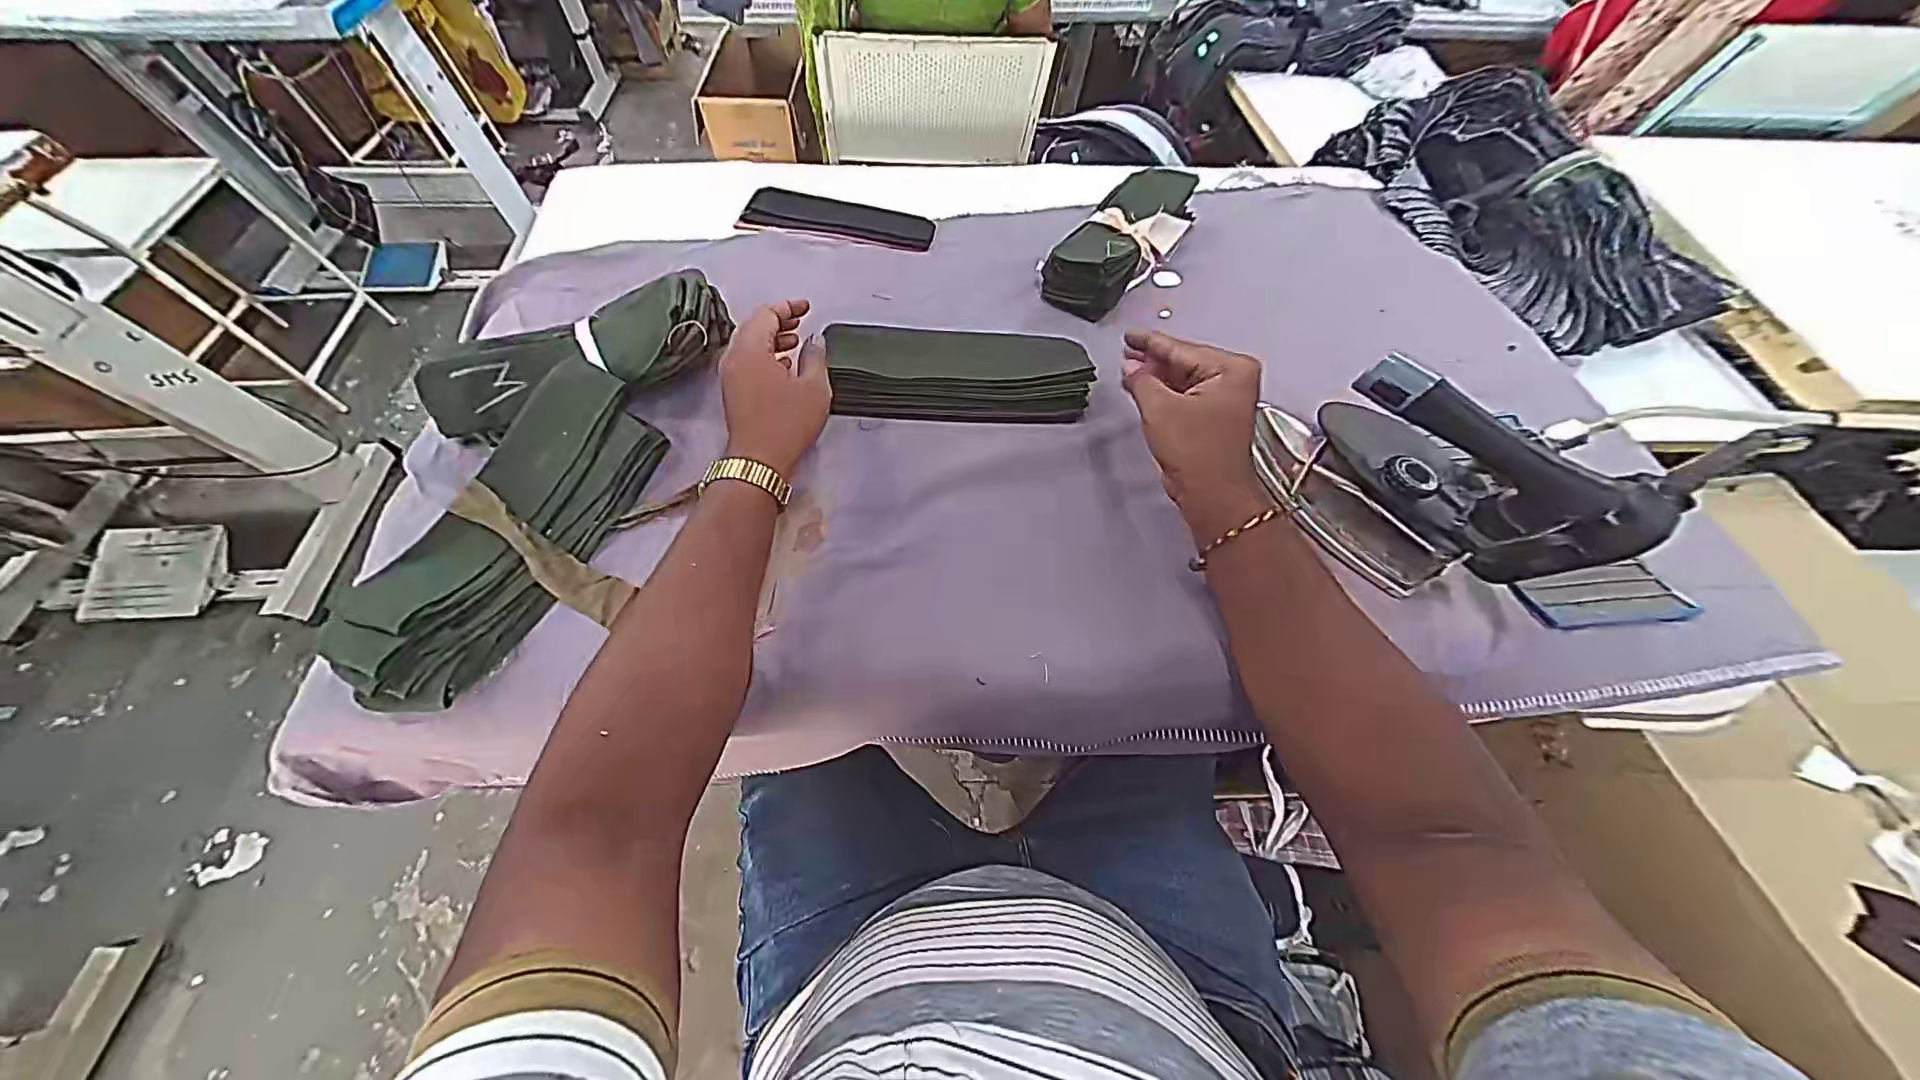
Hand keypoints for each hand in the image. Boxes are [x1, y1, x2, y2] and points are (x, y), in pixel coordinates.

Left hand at [720, 299, 830, 476]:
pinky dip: (766, 357)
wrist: (759, 460)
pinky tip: (785, 367)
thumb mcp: (815, 388)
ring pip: (750, 346)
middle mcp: (734, 358)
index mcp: (751, 349)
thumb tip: (814, 341)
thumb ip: (816, 357)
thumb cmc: (787, 424)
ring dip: (773, 340)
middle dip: (779, 321)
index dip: (788, 307)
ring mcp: (730, 376)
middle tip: (802, 321)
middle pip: (754, 327)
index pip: (766, 314)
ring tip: (796, 343)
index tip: (806, 308)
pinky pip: (748, 363)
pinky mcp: (733, 392)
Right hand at [1121, 329, 1270, 541]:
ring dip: (1157, 379)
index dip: (1151, 342)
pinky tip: (1147, 393)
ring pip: (1183, 380)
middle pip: (1184, 362)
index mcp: (1232, 370)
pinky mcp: (1214, 420)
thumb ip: (1141, 380)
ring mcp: (1225, 402)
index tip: (1134, 336)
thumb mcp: (1160, 408)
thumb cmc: (1203, 457)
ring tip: (1132, 372)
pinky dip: (1165, 396)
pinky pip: (1185, 397)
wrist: (1212, 493)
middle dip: (1153, 361)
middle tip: (1129, 352)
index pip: (1182, 348)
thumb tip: (1133, 368)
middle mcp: (1234, 382)